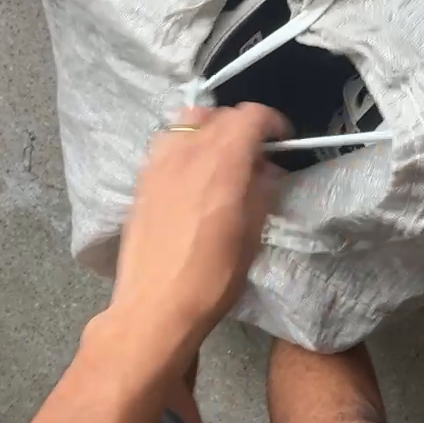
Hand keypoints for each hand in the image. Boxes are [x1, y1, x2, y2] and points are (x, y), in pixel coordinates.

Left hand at [107, 104, 289, 363]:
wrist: (155, 308)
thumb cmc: (212, 278)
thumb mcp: (253, 235)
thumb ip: (261, 190)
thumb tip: (264, 169)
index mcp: (224, 163)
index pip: (252, 116)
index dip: (272, 122)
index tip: (281, 141)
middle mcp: (190, 153)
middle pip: (221, 114)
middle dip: (243, 126)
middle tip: (255, 153)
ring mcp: (160, 162)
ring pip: (189, 120)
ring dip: (211, 128)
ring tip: (220, 155)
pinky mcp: (142, 178)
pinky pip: (167, 141)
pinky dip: (185, 143)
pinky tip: (191, 172)